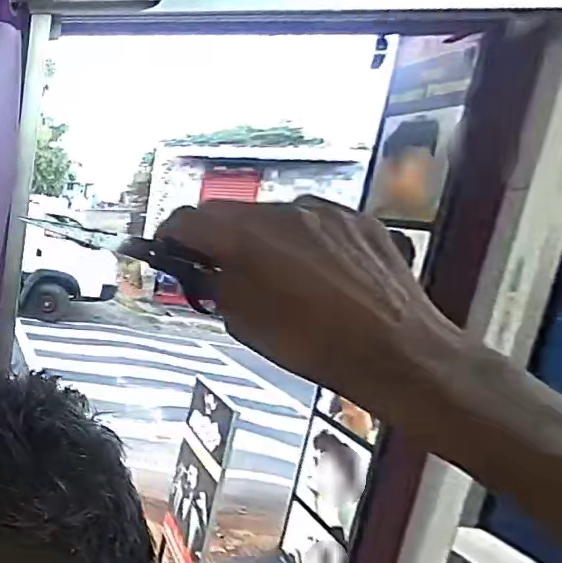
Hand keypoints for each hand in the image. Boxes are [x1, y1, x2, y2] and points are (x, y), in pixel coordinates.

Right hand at [156, 197, 470, 418]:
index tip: (167, 250)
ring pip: (265, 213)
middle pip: (223, 210)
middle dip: (210, 234)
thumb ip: (212, 283)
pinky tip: (304, 267)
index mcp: (242, 239)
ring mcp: (321, 212)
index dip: (169, 236)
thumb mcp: (238, 318)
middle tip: (208, 264)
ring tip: (264, 270)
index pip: (185, 220)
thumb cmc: (309, 344)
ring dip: (253, 234)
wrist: (394, 352)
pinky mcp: (354, 219)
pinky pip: (307, 218)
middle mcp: (279, 214)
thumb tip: (199, 269)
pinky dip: (294, 236)